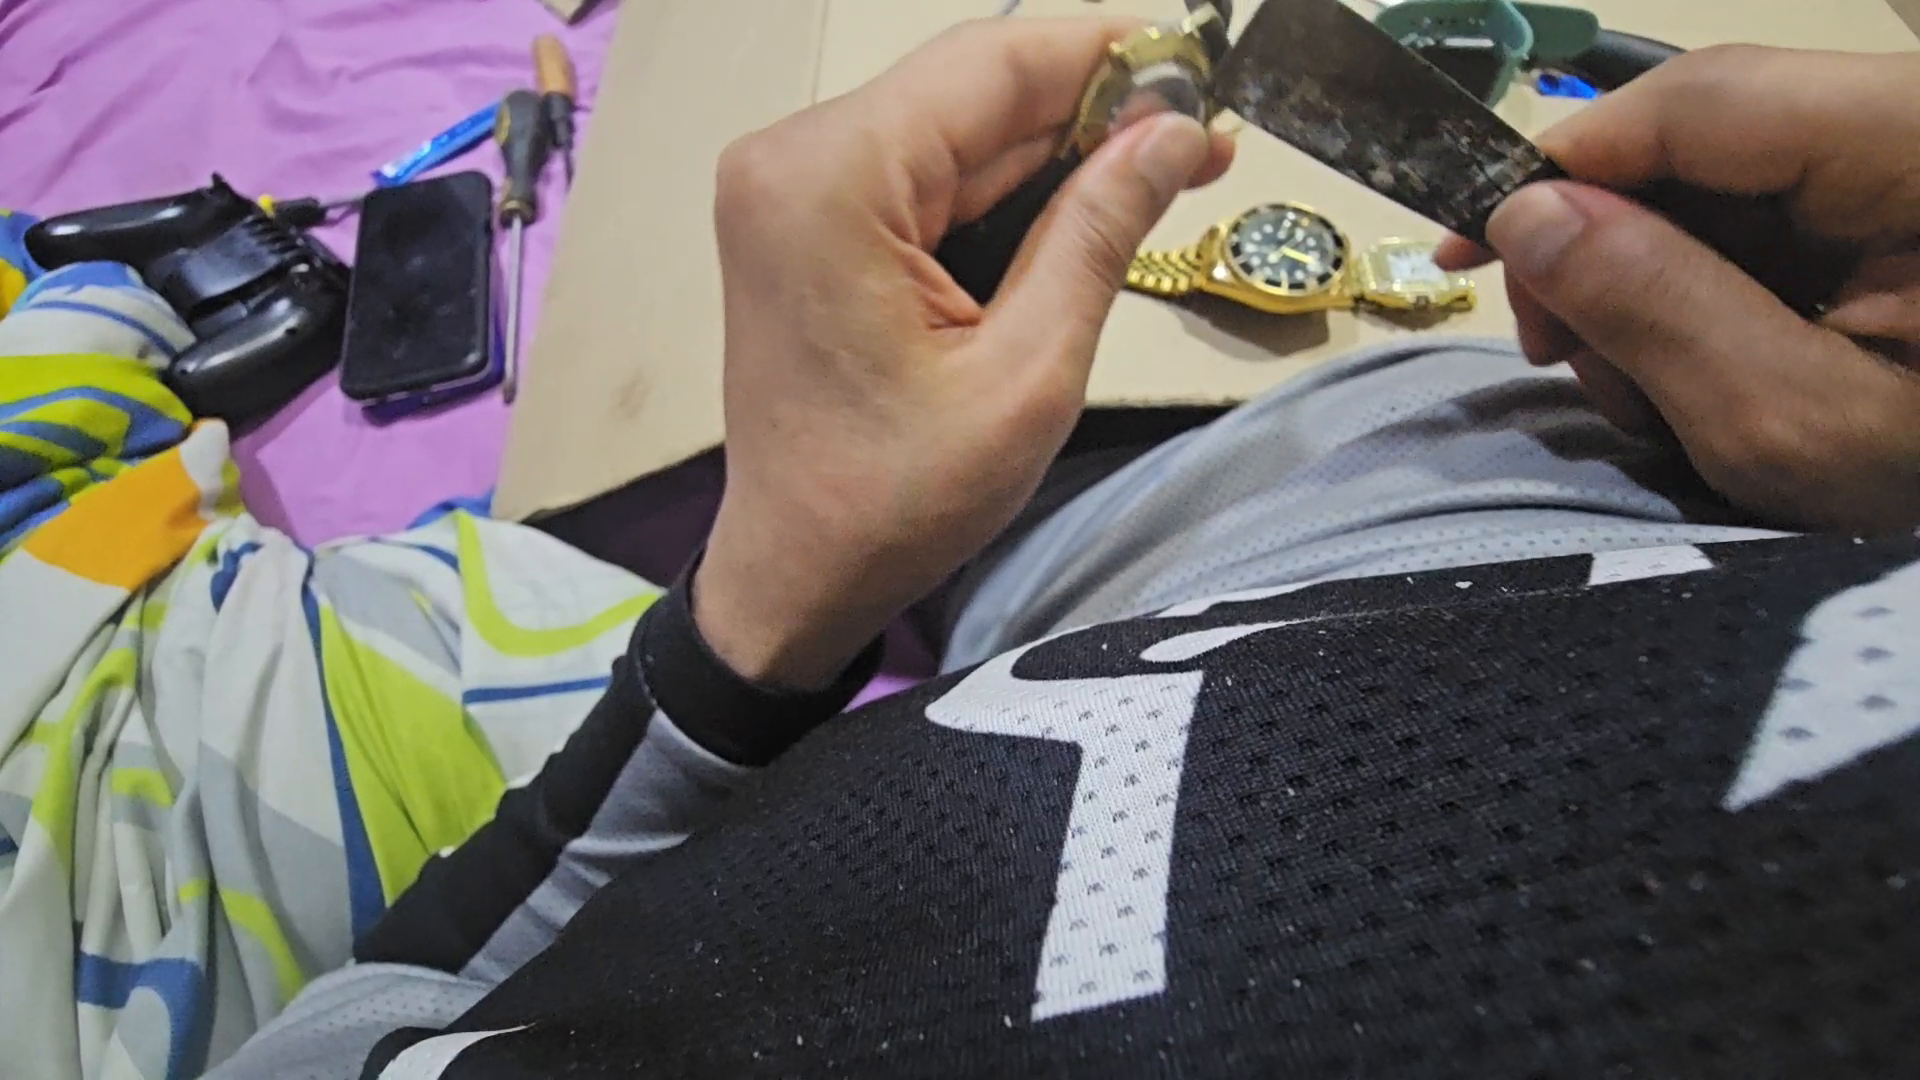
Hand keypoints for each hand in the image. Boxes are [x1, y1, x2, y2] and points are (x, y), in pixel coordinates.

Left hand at [692, 18, 1234, 688]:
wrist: (799, 571)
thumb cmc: (901, 503)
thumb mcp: (1026, 375)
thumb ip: (1097, 235)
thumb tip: (1172, 133)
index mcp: (833, 183)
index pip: (994, 65)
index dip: (1110, 56)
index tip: (1202, 73)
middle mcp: (791, 163)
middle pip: (968, 98)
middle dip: (1085, 118)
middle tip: (1195, 146)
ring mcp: (786, 198)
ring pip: (946, 143)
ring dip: (1046, 162)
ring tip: (1148, 186)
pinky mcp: (800, 236)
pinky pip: (913, 189)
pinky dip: (991, 203)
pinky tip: (1062, 223)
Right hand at [1436, 47, 1919, 530]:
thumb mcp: (1777, 420)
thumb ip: (1653, 308)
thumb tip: (1523, 219)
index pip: (1704, 103)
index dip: (1562, 162)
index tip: (1465, 248)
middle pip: (1691, 145)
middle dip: (1584, 249)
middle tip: (1551, 353)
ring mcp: (1899, 169)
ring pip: (1696, 190)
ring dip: (1618, 285)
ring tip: (1621, 382)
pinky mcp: (1879, 207)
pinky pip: (1732, 222)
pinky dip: (1666, 293)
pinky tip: (1663, 362)